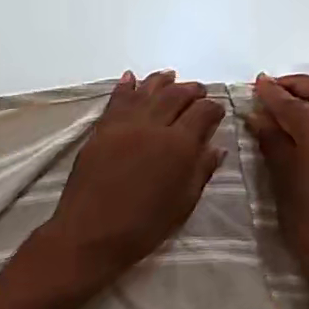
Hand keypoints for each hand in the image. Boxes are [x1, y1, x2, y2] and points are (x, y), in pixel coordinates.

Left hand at [37, 70, 225, 283]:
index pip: (202, 114)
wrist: (91, 232)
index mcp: (178, 145)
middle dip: (190, 91)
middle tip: (198, 90)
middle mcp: (151, 127)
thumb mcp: (182, 203)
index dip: (213, 109)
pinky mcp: (99, 131)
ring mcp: (122, 126)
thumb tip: (215, 147)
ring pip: (145, 93)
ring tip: (170, 76)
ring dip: (160, 82)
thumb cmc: (143, 226)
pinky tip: (130, 78)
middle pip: (174, 97)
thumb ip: (200, 171)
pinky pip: (115, 101)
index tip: (217, 111)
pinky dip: (125, 87)